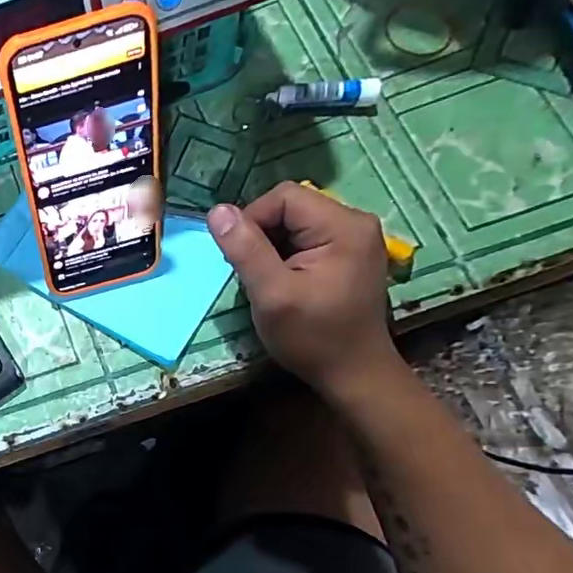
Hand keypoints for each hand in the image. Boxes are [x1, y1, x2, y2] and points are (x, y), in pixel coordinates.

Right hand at [207, 182, 399, 388]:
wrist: (353, 375)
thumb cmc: (313, 337)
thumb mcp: (271, 295)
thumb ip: (245, 250)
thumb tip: (217, 211)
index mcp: (343, 225)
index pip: (282, 197)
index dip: (251, 220)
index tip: (240, 258)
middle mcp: (355, 222)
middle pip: (290, 207)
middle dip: (261, 235)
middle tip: (252, 273)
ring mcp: (355, 237)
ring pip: (294, 223)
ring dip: (270, 247)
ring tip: (267, 281)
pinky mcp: (349, 253)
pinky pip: (305, 238)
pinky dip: (285, 255)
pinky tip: (283, 282)